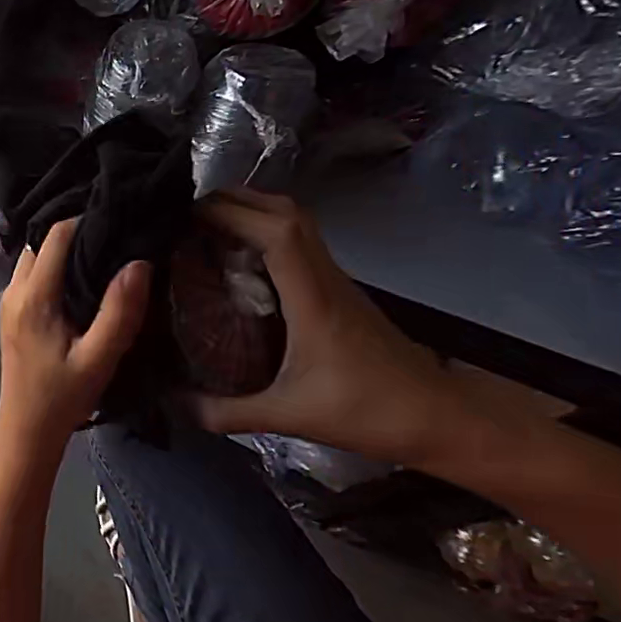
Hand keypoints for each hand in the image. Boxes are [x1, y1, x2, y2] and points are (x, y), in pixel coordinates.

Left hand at [0, 218, 150, 458]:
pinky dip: (55, 263)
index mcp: (32, 297)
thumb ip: (119, 311)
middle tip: (116, 229)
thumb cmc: (62, 395)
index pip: (54, 236)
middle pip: (40, 241)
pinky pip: (32, 272)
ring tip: (105, 246)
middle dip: (75, 230)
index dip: (85, 219)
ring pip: (33, 255)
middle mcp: (14, 290)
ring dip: (63, 247)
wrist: (26, 425)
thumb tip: (139, 262)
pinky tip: (84, 271)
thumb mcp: (99, 358)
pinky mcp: (13, 310)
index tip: (120, 215)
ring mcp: (9, 299)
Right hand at [190, 189, 466, 466]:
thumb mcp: (289, 417)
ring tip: (204, 227)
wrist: (447, 420)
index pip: (277, 234)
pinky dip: (265, 234)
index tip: (186, 213)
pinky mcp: (338, 293)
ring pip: (296, 224)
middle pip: (287, 214)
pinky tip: (237, 257)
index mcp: (314, 299)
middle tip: (186, 214)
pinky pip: (299, 245)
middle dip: (236, 201)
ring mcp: (335, 283)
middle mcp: (326, 279)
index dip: (232, 213)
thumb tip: (174, 404)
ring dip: (251, 213)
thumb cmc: (371, 412)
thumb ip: (226, 412)